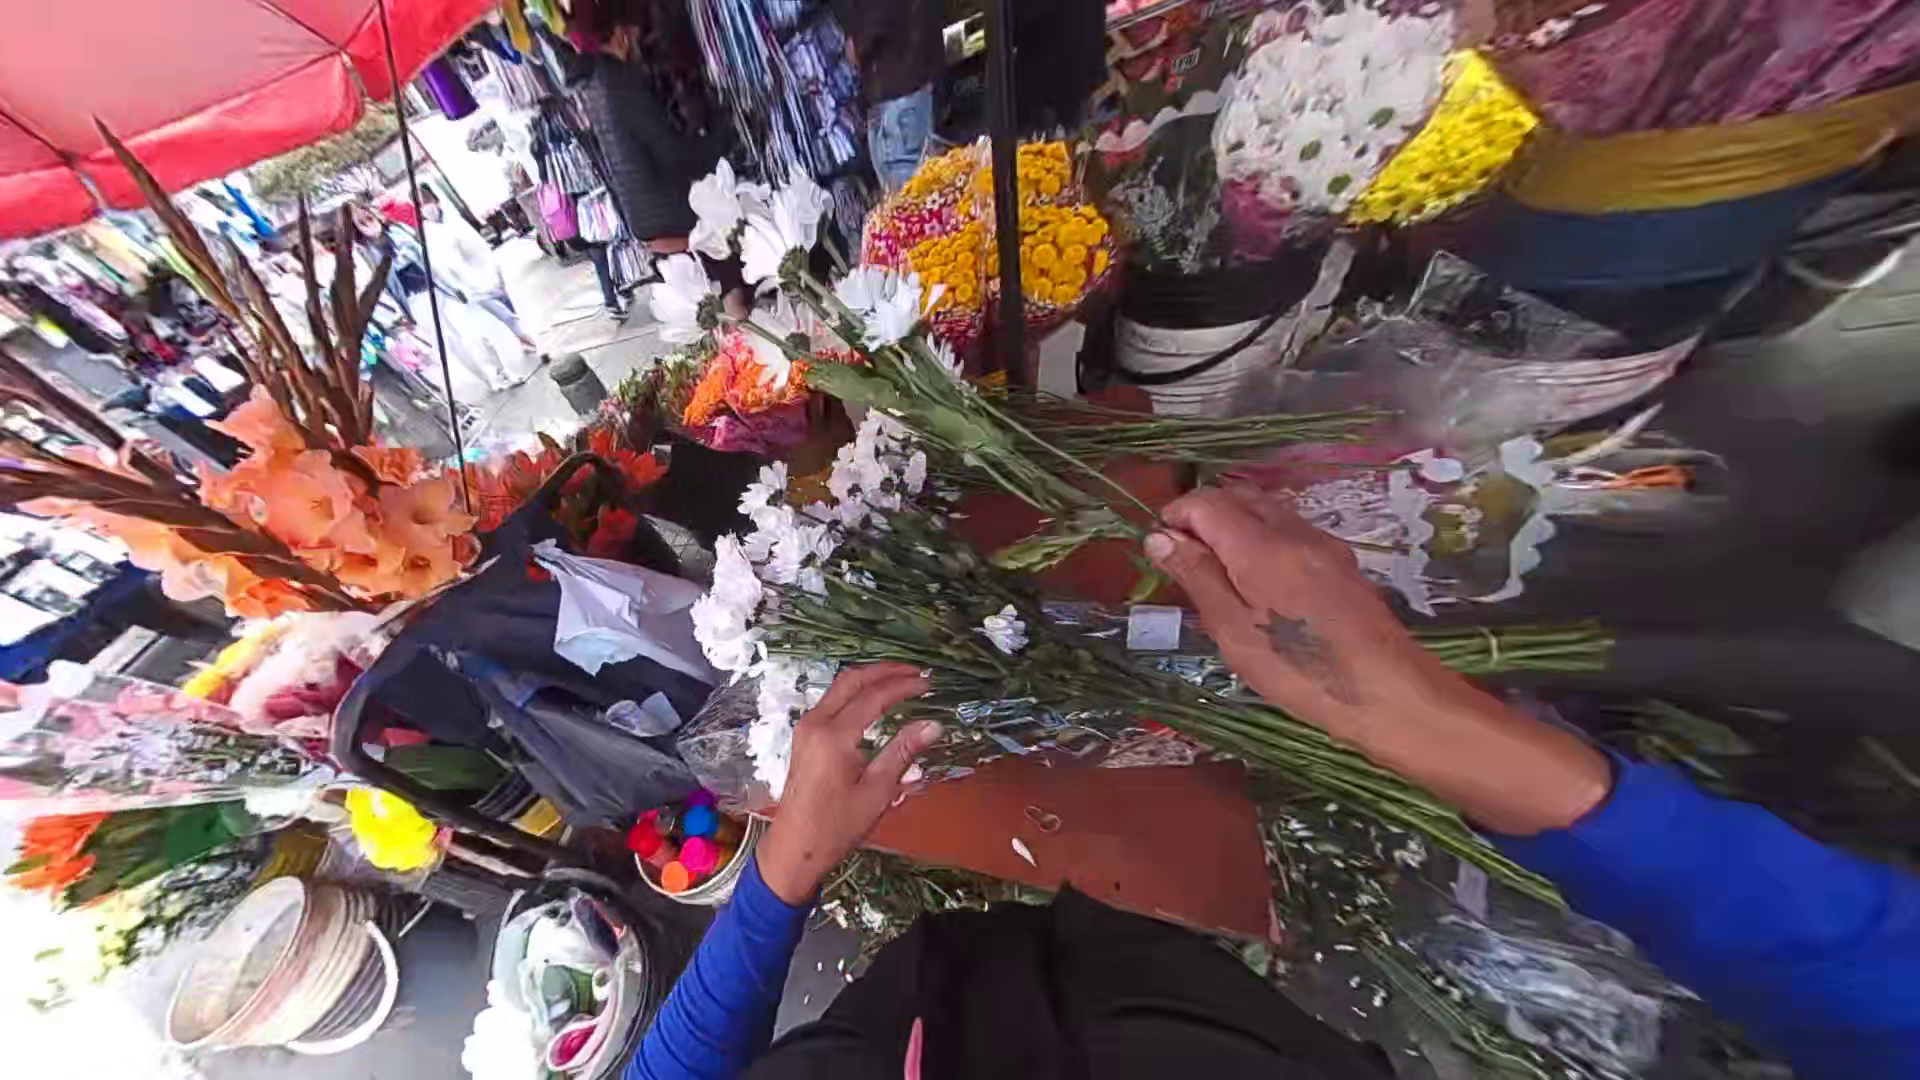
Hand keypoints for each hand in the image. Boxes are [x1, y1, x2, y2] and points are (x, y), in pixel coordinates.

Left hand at [756, 663, 941, 903]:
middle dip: (886, 671)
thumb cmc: (837, 826)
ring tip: (900, 679)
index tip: (928, 684)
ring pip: (841, 686)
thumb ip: (903, 751)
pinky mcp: (805, 734)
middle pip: (853, 679)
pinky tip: (875, 697)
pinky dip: (857, 690)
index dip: (903, 686)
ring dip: (870, 677)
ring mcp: (807, 726)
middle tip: (916, 673)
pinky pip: (833, 699)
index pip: (874, 696)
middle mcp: (816, 722)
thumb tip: (934, 725)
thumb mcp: (877, 791)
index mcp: (834, 736)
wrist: (794, 850)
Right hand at [1143, 486, 1610, 832]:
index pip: (1205, 502)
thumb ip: (1196, 574)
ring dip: (1228, 523)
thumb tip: (1158, 535)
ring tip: (1212, 568)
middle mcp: (1293, 530)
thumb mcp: (1232, 628)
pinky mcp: (1338, 561)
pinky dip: (1256, 535)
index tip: (1158, 549)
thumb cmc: (1298, 669)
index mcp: (1261, 545)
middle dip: (1200, 514)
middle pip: (1236, 495)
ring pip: (1262, 508)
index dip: (1174, 516)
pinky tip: (1253, 577)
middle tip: (1182, 557)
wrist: (1392, 696)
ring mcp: (1321, 543)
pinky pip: (1285, 528)